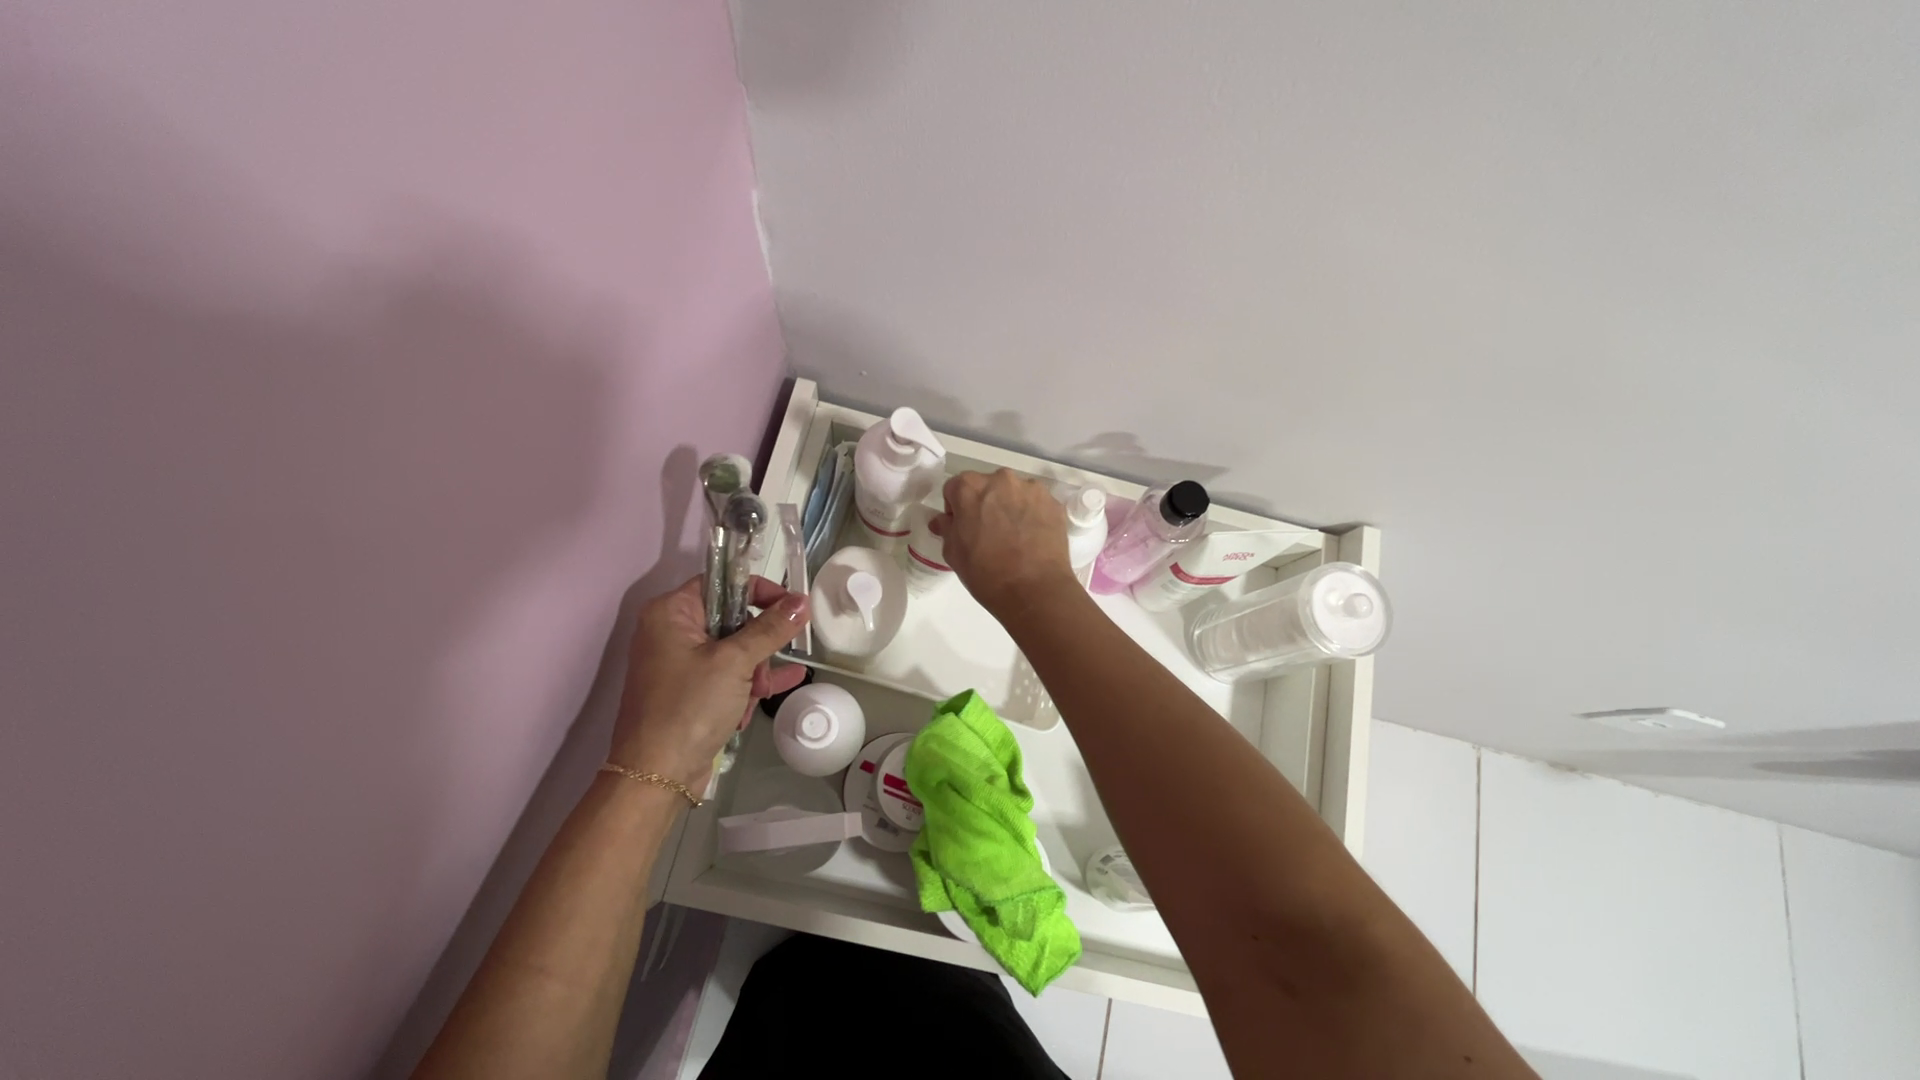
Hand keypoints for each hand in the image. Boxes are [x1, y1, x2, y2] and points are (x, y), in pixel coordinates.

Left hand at [612, 574, 809, 789]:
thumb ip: (770, 629)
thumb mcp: (735, 662)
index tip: (790, 606)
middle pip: (730, 618)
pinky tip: (776, 690)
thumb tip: (801, 602)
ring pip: (733, 650)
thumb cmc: (689, 707)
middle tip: (766, 664)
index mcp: (670, 613)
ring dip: (753, 670)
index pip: (721, 582)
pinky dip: (747, 684)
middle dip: (757, 643)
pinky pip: (726, 677)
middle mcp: (670, 632)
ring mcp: (679, 665)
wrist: (656, 775)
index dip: (758, 590)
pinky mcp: (689, 693)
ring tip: (758, 694)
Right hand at [931, 469, 1079, 620]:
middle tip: (988, 533)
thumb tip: (943, 521)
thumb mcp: (953, 553)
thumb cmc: (985, 572)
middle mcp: (1001, 479)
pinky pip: (1036, 504)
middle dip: (985, 504)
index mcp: (970, 487)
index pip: (955, 488)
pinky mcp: (1054, 503)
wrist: (1034, 590)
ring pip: (1014, 493)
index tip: (963, 528)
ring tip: (1014, 537)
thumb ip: (946, 529)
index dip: (956, 509)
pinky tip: (1032, 539)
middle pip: (987, 486)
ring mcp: (1031, 489)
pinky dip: (1032, 516)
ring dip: (1010, 507)